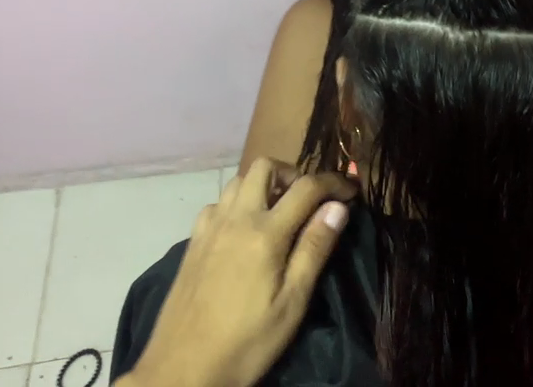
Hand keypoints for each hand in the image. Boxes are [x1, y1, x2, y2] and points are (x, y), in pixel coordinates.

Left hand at [119, 158, 356, 386]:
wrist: (181, 371)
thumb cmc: (245, 344)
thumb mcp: (291, 305)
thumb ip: (314, 250)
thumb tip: (338, 207)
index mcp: (265, 233)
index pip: (306, 187)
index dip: (334, 182)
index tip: (352, 190)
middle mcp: (236, 218)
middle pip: (265, 166)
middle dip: (293, 174)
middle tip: (308, 201)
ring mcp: (210, 227)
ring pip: (239, 180)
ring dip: (263, 185)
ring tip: (278, 214)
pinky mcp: (192, 241)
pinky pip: (218, 203)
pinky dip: (237, 204)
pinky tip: (243, 232)